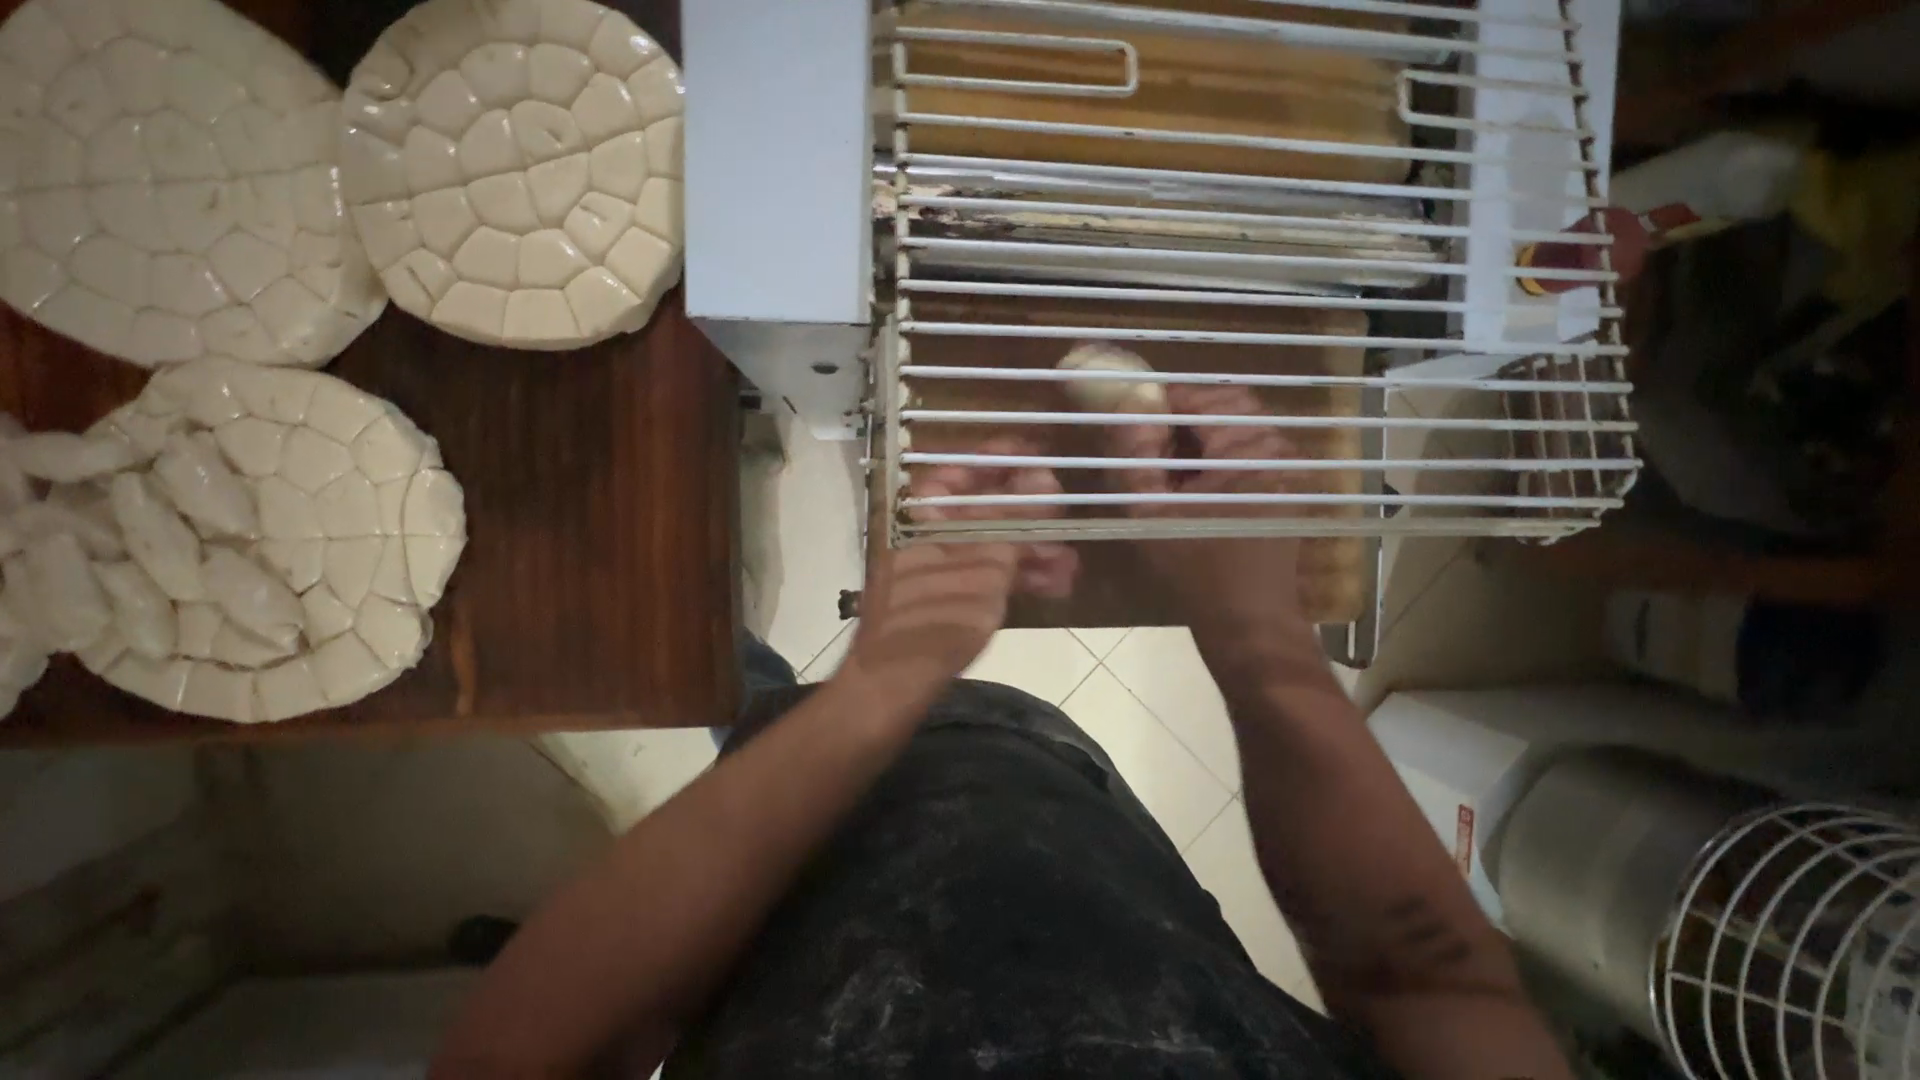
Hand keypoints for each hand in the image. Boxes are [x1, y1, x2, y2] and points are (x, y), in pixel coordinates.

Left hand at [835, 437, 1077, 710]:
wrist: (889, 691)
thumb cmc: (933, 623)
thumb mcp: (982, 572)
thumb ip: (1013, 526)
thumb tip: (1041, 482)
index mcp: (921, 522)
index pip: (958, 473)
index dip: (995, 460)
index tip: (1033, 454)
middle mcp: (925, 541)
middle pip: (980, 513)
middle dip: (1027, 514)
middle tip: (1065, 514)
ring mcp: (934, 575)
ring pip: (989, 550)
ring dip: (1031, 552)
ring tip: (1072, 563)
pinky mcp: (944, 605)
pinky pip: (985, 580)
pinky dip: (1015, 581)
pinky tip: (1053, 589)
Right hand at [1104, 384, 1313, 658]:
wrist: (1248, 619)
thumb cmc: (1196, 569)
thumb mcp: (1150, 512)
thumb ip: (1136, 457)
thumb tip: (1128, 412)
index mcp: (1248, 450)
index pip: (1205, 397)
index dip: (1166, 399)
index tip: (1134, 412)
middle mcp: (1276, 447)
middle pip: (1229, 403)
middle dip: (1185, 411)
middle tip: (1149, 431)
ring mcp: (1286, 465)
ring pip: (1239, 423)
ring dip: (1201, 430)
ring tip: (1164, 454)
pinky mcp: (1284, 483)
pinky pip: (1248, 447)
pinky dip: (1217, 449)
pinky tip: (1188, 474)